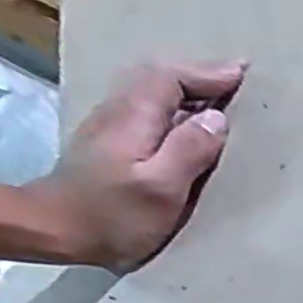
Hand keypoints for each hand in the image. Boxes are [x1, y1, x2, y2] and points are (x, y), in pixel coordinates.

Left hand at [22, 61, 245, 269]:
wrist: (59, 228)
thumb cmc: (116, 215)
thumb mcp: (162, 187)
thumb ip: (189, 150)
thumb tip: (219, 120)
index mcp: (134, 120)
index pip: (168, 79)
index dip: (205, 74)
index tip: (243, 75)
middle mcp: (120, 114)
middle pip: (157, 79)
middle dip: (198, 76)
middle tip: (238, 81)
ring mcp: (116, 129)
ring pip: (154, 93)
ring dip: (190, 90)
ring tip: (225, 97)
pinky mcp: (119, 145)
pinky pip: (154, 112)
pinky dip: (180, 109)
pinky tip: (197, 122)